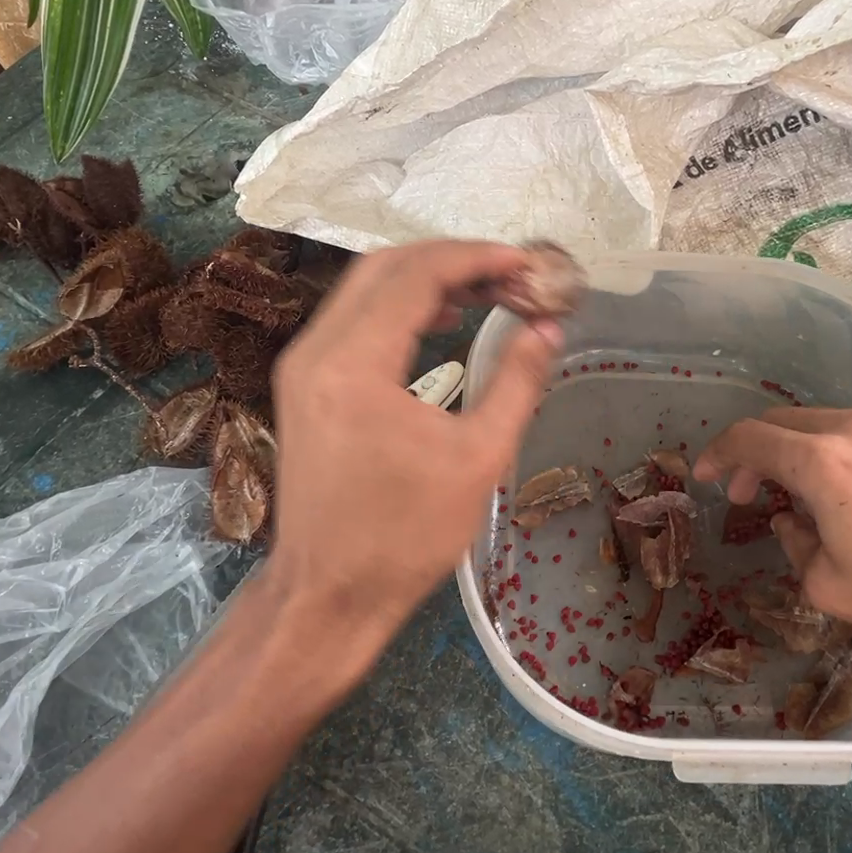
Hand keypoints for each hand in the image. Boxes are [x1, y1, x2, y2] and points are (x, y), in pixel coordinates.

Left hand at [269, 241, 560, 650]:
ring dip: (426, 277)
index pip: (417, 275)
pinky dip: (399, 304)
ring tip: (488, 290)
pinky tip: (441, 318)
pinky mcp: (303, 383)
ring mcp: (302, 365)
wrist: (326, 594)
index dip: (476, 258)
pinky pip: (353, 317)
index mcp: (355, 364)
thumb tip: (548, 329)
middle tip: (511, 274)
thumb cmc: (405, 537)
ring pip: (365, 286)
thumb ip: (516, 382)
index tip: (526, 263)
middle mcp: (316, 349)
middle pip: (385, 266)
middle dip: (452, 259)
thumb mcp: (478, 460)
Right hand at [693, 407, 851, 717]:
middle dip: (755, 454)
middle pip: (785, 423)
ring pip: (829, 427)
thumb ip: (797, 546)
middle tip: (748, 494)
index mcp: (822, 459)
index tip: (704, 478)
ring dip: (801, 455)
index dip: (716, 455)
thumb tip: (796, 522)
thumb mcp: (836, 590)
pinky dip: (842, 458)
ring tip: (806, 502)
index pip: (747, 438)